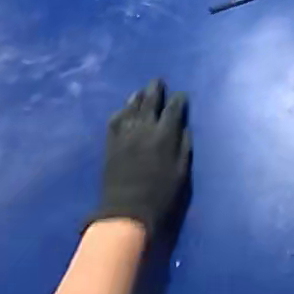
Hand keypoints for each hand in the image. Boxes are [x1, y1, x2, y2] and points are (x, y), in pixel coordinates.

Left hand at [88, 80, 190, 236]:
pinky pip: (115, 120)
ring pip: (131, 106)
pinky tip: (124, 110)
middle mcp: (144, 128)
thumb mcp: (181, 173)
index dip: (178, 99)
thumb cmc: (161, 196)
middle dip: (156, 89)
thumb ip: (183, 147)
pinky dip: (121, 112)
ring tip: (142, 91)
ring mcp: (125, 133)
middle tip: (158, 82)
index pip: (173, 108)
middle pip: (150, 101)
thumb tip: (183, 127)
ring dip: (138, 96)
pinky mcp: (111, 142)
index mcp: (164, 135)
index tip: (181, 95)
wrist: (127, 211)